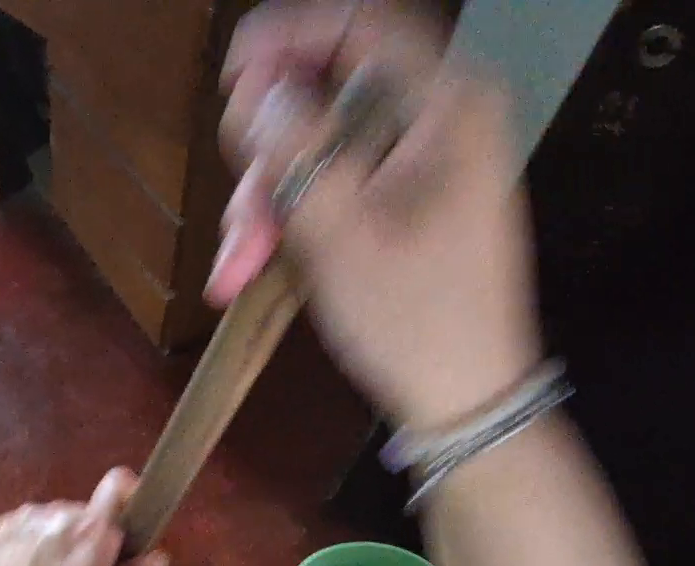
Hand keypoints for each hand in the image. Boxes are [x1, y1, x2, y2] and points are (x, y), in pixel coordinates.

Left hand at [0, 468, 169, 565]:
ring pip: (57, 521)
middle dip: (90, 539)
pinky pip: (30, 527)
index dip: (128, 495)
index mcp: (94, 531)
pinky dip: (32, 544)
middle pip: (89, 514)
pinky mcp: (1, 525)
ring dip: (59, 541)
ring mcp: (29, 517)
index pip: (118, 484)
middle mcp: (63, 513)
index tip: (126, 525)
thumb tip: (157, 556)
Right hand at [207, 1, 540, 429]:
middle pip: (327, 105)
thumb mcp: (340, 236)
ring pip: (321, 157)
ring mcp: (423, 169)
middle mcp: (440, 123)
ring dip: (269, 209)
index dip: (288, 39)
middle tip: (234, 228)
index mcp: (447, 107)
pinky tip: (255, 271)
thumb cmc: (411, 319)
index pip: (361, 28)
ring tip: (235, 273)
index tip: (230, 74)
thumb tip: (255, 90)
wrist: (464, 400)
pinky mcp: (406, 208)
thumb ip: (292, 152)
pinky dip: (293, 226)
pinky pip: (337, 193)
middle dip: (266, 167)